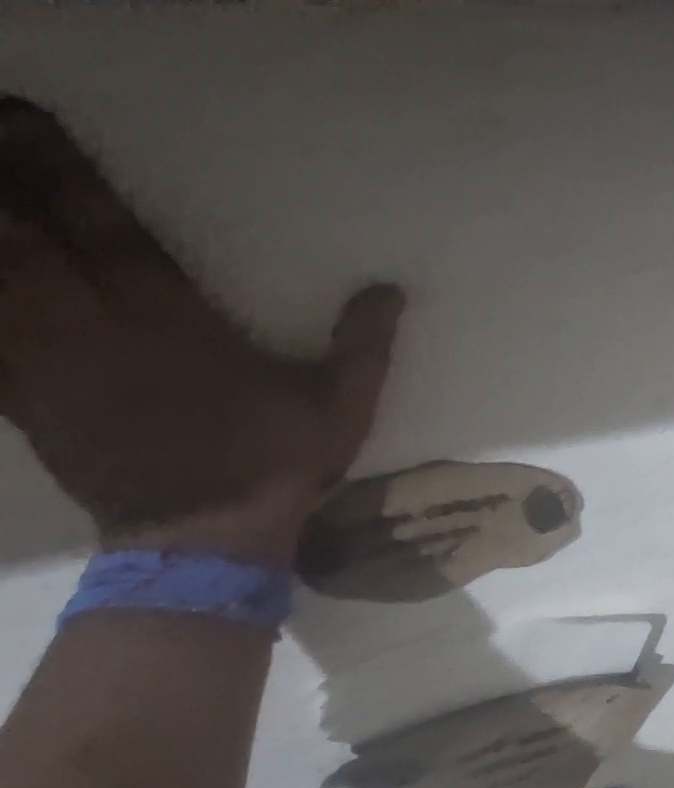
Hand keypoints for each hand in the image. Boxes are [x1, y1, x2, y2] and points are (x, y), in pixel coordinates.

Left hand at [0, 97, 402, 565]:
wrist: (206, 534)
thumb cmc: (278, 464)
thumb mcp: (342, 406)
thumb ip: (362, 347)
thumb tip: (390, 289)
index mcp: (173, 321)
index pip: (106, 228)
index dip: (60, 171)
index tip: (26, 120)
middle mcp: (95, 325)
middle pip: (22, 235)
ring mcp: (46, 361)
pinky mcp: (22, 397)